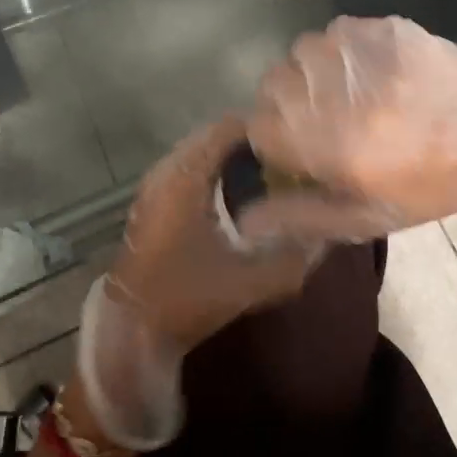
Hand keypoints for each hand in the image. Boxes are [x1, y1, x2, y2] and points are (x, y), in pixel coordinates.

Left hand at [78, 116, 318, 450]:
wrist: (131, 329)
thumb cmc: (185, 299)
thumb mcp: (246, 283)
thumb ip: (290, 260)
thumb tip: (324, 236)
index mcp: (184, 177)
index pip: (227, 127)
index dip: (263, 129)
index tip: (296, 143)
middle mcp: (166, 170)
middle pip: (214, 134)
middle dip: (251, 142)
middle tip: (290, 159)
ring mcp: (155, 184)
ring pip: (201, 150)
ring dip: (232, 156)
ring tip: (272, 172)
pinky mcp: (153, 200)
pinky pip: (190, 167)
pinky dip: (215, 169)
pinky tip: (241, 192)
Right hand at [243, 16, 456, 246]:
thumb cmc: (427, 186)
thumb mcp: (363, 216)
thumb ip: (299, 216)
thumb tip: (244, 221)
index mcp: (325, 142)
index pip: (258, 126)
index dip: (274, 140)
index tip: (298, 150)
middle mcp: (333, 90)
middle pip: (274, 85)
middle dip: (288, 103)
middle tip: (323, 120)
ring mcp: (358, 51)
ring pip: (302, 52)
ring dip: (314, 73)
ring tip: (348, 92)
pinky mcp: (382, 27)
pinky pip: (338, 32)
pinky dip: (343, 50)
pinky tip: (371, 71)